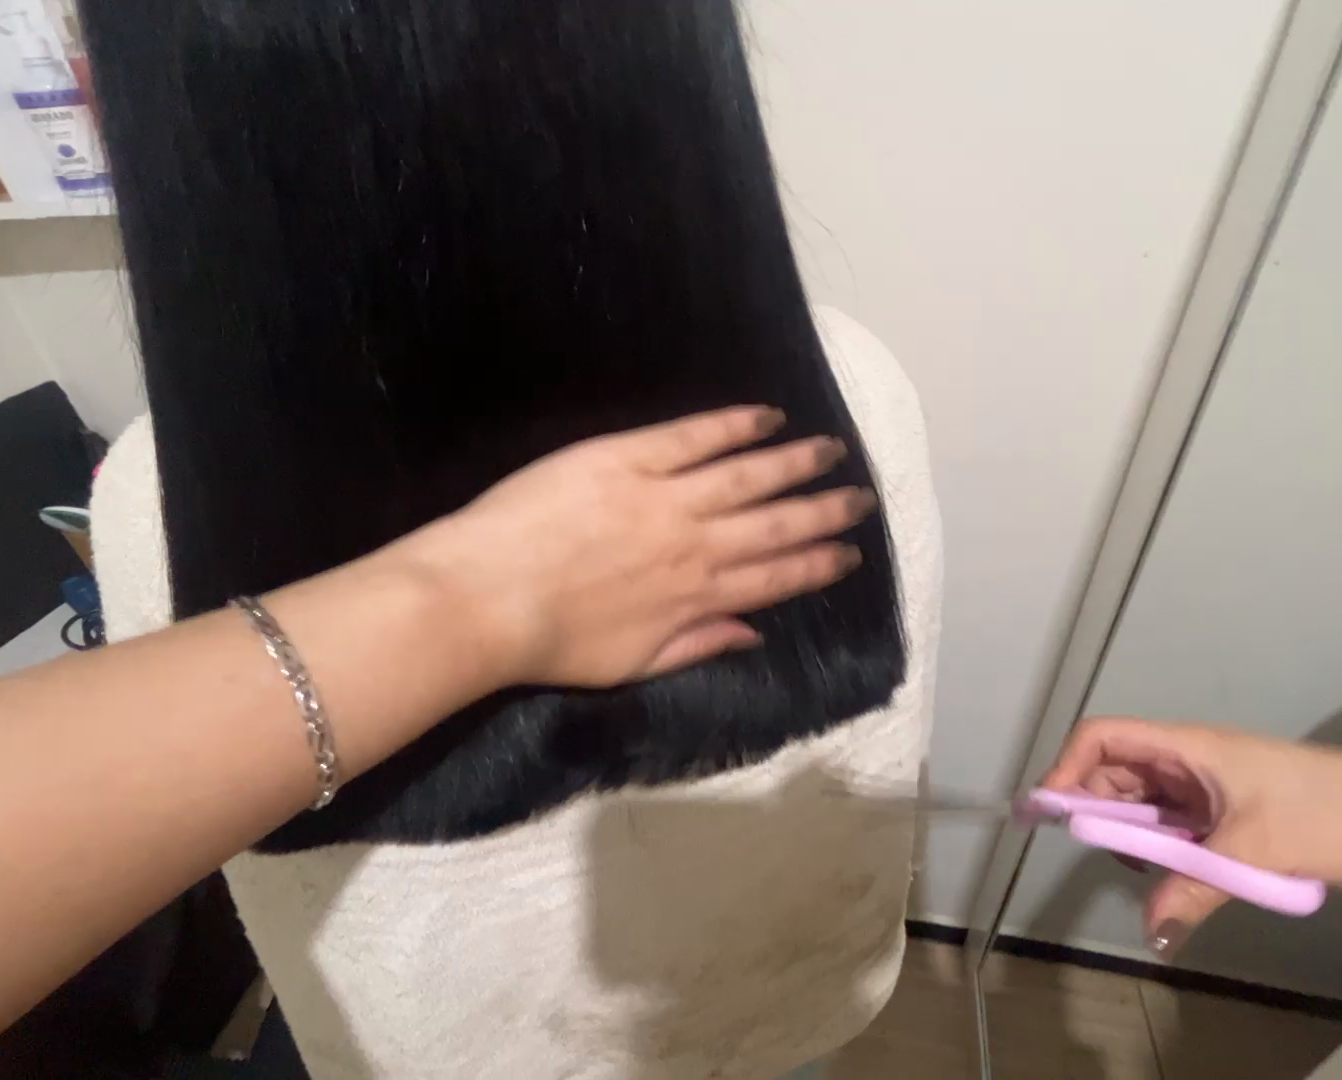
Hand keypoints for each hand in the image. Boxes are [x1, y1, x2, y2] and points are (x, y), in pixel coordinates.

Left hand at [392, 406, 872, 686]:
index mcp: (695, 599)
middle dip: (824, 511)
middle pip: (775, 524)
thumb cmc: (550, 644)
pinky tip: (765, 416)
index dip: (816, 564)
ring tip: (828, 449)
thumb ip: (697, 645)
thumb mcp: (630, 666)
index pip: (773, 578)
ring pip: (747, 476)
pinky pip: (693, 437)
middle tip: (859, 498)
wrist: (482, 601)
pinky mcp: (629, 460)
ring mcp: (665, 498)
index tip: (848, 553)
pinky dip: (733, 425)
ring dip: (793, 463)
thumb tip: (752, 634)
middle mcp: (695, 546)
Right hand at [1043, 717, 1341, 955]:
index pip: (1102, 736)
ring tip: (1143, 869)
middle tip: (1093, 850)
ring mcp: (1203, 781)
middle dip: (1096, 806)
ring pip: (1140, 797)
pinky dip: (1158, 842)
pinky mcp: (1220, 806)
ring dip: (1129, 830)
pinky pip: (1169, 818)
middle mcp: (1186, 756)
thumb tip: (1151, 933)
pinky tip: (1171, 870)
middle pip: (1114, 769)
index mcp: (1187, 745)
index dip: (1068, 766)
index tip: (1051, 809)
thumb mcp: (1254, 853)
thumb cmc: (1326, 816)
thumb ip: (1193, 889)